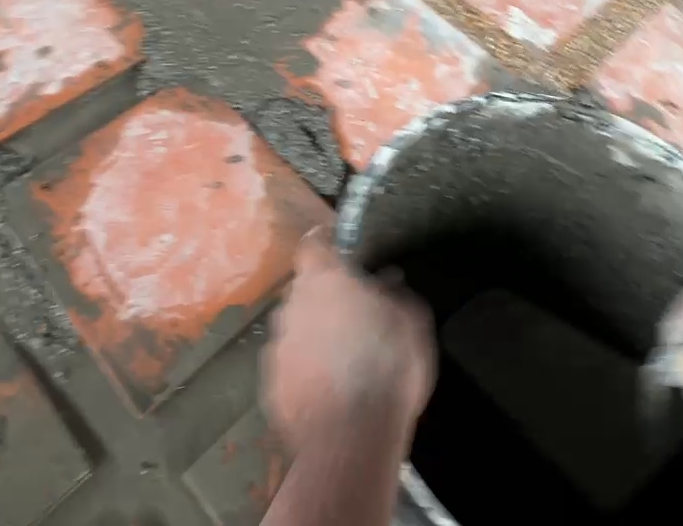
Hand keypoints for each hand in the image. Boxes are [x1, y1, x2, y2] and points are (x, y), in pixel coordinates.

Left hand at [262, 230, 435, 452]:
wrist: (352, 438)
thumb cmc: (388, 369)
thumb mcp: (412, 324)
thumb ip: (396, 295)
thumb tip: (388, 283)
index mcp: (325, 280)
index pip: (312, 244)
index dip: (324, 244)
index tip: (337, 250)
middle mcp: (293, 304)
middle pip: (305, 288)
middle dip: (324, 296)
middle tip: (353, 314)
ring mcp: (278, 343)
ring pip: (296, 326)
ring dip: (314, 333)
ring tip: (342, 357)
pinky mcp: (270, 380)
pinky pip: (290, 361)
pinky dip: (305, 366)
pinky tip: (327, 386)